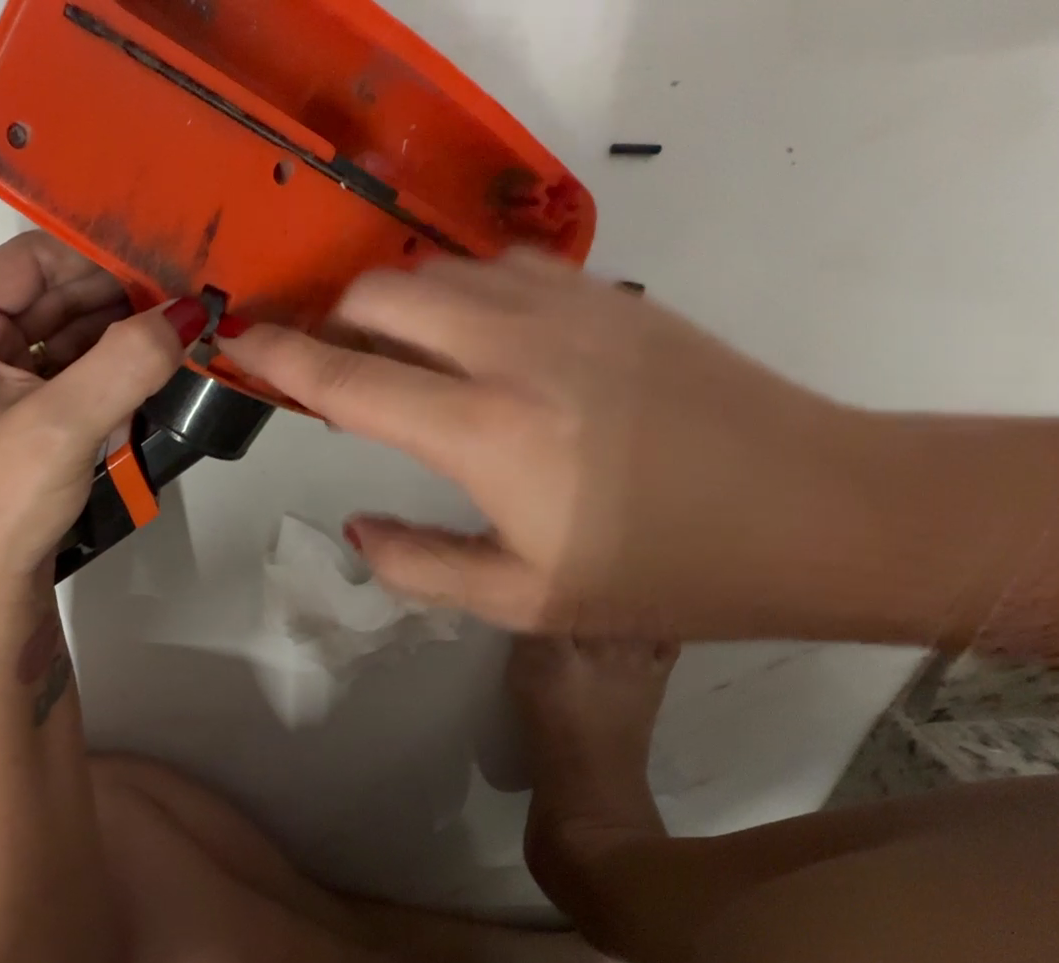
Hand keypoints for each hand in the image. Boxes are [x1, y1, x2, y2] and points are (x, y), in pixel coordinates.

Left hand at [0, 232, 194, 580]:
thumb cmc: (5, 503)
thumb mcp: (65, 426)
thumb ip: (128, 361)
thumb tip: (193, 308)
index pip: (30, 260)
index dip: (97, 259)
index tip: (164, 271)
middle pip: (52, 293)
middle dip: (116, 298)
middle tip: (186, 301)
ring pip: (68, 328)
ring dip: (121, 332)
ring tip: (180, 331)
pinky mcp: (23, 407)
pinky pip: (73, 365)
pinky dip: (112, 364)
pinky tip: (154, 364)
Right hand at [221, 249, 894, 638]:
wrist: (823, 511)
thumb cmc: (665, 573)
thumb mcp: (525, 601)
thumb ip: (419, 566)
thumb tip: (355, 524)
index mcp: (483, 431)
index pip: (347, 377)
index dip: (277, 356)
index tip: (235, 342)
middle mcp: (514, 349)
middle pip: (383, 293)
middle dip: (333, 319)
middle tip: (325, 364)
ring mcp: (569, 307)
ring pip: (440, 269)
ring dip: (396, 304)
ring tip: (393, 353)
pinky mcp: (612, 294)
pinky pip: (503, 265)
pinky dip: (460, 290)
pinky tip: (471, 334)